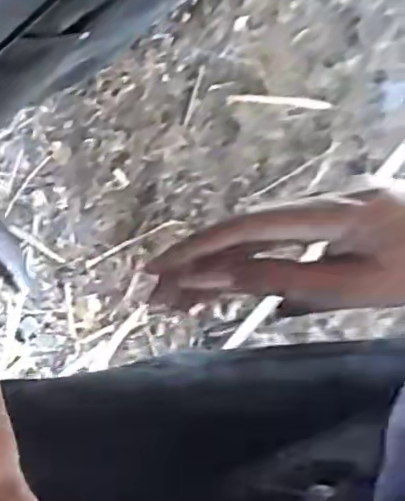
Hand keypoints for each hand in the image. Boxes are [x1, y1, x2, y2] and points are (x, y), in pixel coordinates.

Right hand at [147, 186, 404, 312]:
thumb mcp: (347, 286)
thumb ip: (269, 279)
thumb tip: (199, 279)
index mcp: (341, 210)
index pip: (246, 226)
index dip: (193, 249)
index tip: (153, 272)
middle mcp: (332, 199)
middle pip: (242, 229)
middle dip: (194, 263)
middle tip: (159, 297)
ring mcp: (336, 206)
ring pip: (253, 235)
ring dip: (212, 267)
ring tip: (182, 302)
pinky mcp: (339, 219)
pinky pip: (275, 239)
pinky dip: (240, 263)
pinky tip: (219, 289)